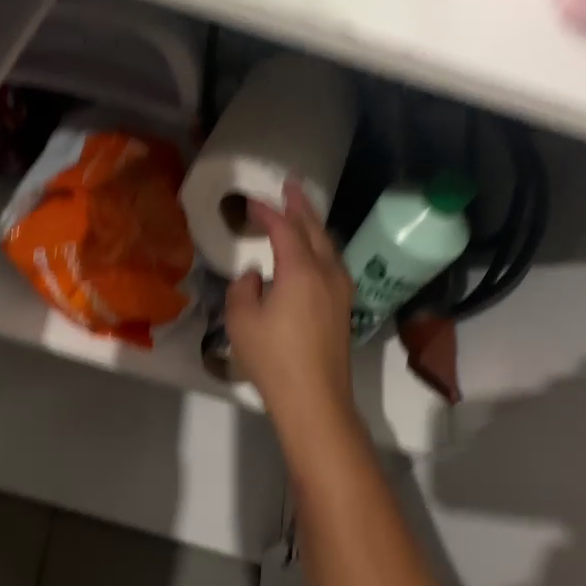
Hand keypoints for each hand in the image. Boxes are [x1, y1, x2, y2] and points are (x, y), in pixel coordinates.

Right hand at [225, 182, 358, 433]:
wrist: (314, 398)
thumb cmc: (273, 358)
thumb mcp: (242, 320)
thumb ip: (244, 289)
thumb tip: (256, 276)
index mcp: (301, 270)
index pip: (284, 228)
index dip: (267, 212)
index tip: (251, 202)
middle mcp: (326, 273)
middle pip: (315, 229)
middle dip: (301, 206)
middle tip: (290, 186)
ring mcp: (340, 291)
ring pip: (329, 246)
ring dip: (314, 226)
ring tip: (302, 214)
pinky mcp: (344, 308)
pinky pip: (333, 263)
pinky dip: (320, 247)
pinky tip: (313, 254)